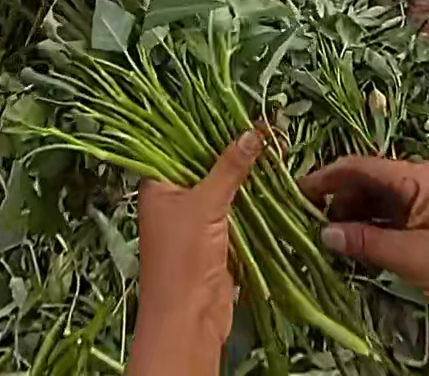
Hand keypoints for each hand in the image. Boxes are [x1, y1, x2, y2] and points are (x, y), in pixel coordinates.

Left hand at [127, 129, 261, 375]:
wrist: (189, 322)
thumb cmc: (183, 258)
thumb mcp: (205, 205)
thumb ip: (228, 168)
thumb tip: (251, 132)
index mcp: (156, 181)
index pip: (178, 141)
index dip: (204, 125)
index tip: (232, 106)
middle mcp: (171, 194)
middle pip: (202, 163)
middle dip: (230, 148)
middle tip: (260, 125)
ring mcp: (193, 217)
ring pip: (220, 186)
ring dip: (243, 173)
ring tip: (272, 145)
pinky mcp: (214, 238)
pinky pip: (232, 210)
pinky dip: (249, 199)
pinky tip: (271, 181)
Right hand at [303, 157, 428, 375]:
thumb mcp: (412, 258)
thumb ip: (364, 242)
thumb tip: (321, 233)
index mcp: (414, 178)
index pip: (356, 166)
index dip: (324, 177)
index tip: (295, 192)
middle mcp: (416, 183)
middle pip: (362, 181)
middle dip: (335, 198)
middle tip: (308, 218)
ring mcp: (422, 206)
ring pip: (372, 201)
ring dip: (349, 216)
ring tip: (327, 237)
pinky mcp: (427, 228)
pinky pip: (386, 220)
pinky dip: (366, 230)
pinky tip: (353, 246)